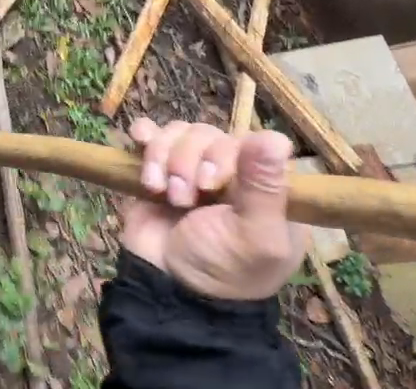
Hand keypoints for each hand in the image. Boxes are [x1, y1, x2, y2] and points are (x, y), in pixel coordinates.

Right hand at [120, 118, 305, 300]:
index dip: (225, 155)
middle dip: (186, 163)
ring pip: (178, 132)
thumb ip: (263, 188)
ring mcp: (192, 167)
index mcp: (266, 189)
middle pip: (207, 135)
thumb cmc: (222, 267)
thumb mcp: (252, 236)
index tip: (212, 184)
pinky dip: (145, 137)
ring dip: (163, 157)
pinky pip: (151, 132)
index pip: (249, 144)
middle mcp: (231, 173)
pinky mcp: (159, 167)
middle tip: (182, 199)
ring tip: (160, 191)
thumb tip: (276, 137)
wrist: (167, 284)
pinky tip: (139, 145)